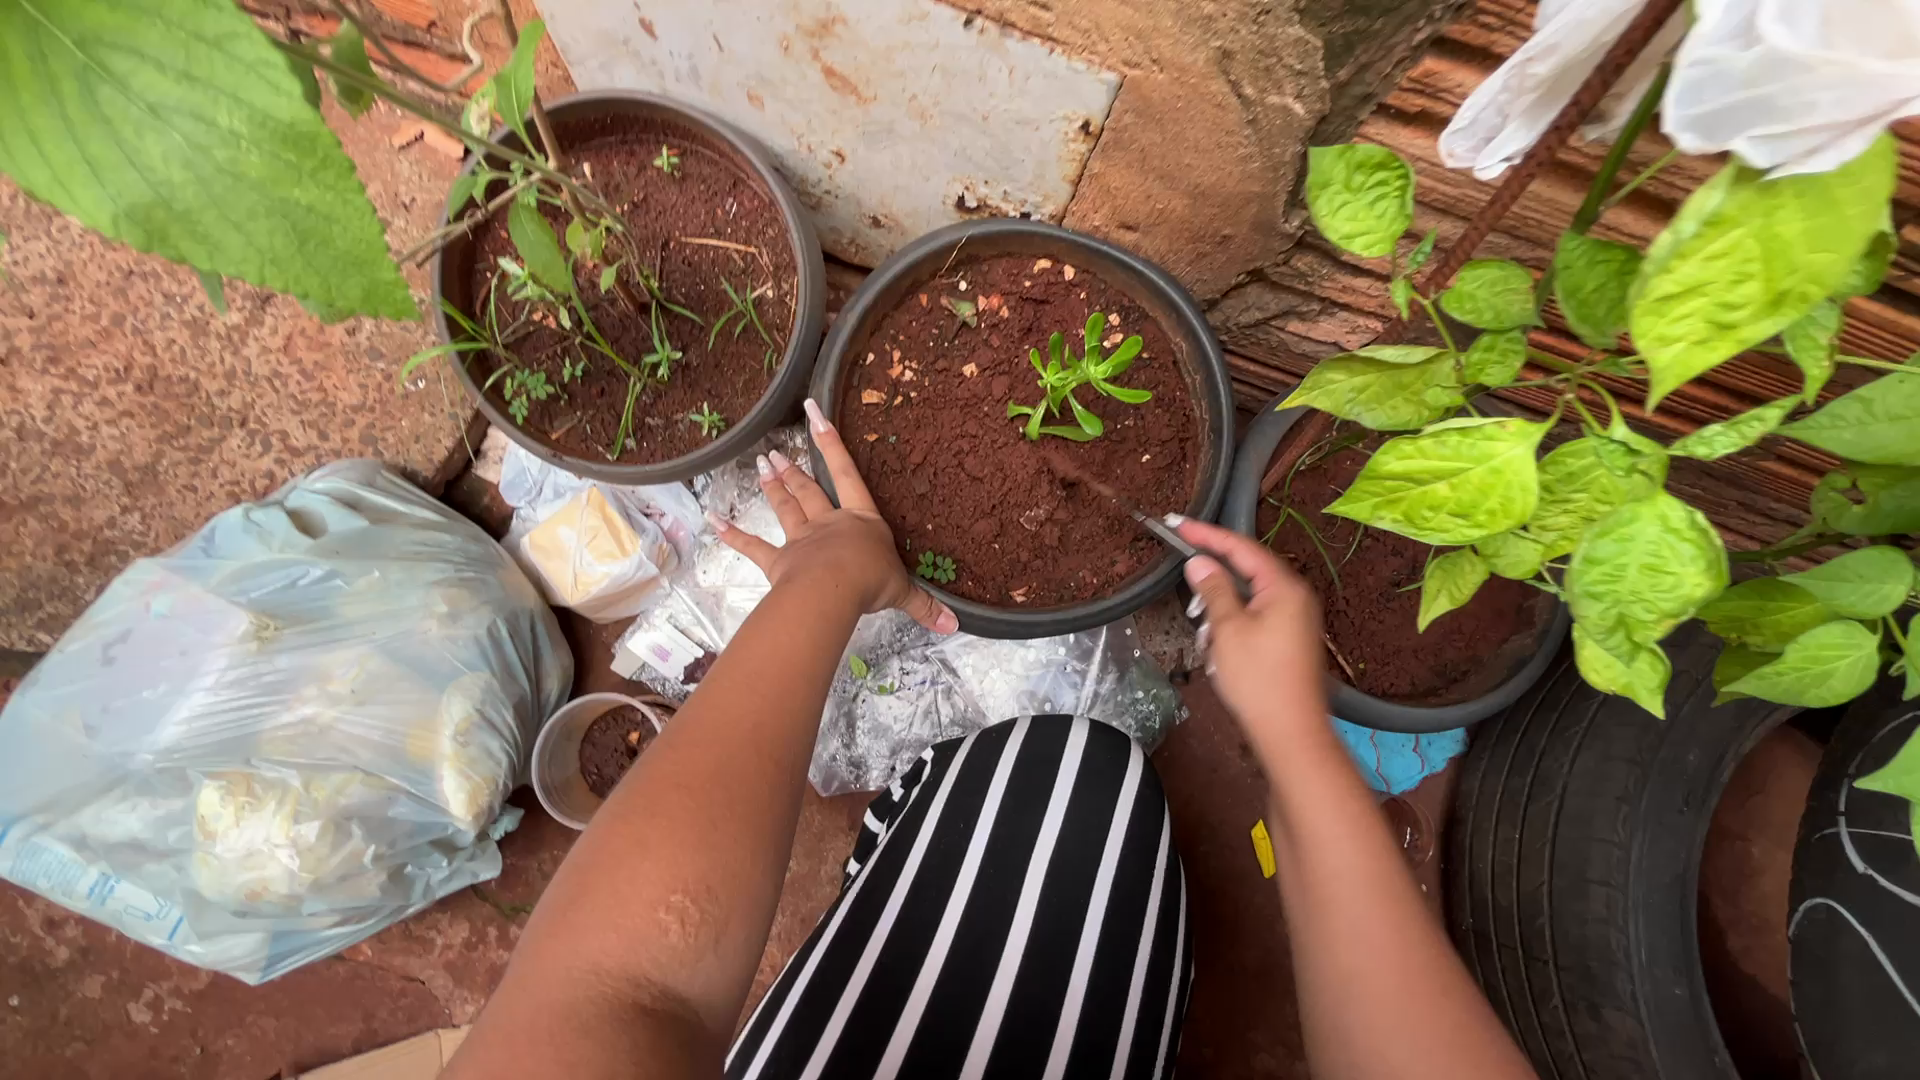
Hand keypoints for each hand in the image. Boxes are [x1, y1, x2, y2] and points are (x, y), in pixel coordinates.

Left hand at [712, 398, 958, 633]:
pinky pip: (753, 547)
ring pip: (786, 509)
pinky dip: (732, 534)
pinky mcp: (780, 562)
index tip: (814, 415)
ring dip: (774, 488)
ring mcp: (802, 541)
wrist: (835, 591)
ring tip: (761, 466)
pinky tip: (712, 519)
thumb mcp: (903, 592)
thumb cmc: (871, 582)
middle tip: (776, 451)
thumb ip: (924, 605)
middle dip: (795, 469)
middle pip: (810, 491)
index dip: (832, 444)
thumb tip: (953, 625)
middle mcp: (830, 524)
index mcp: (862, 522)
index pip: (848, 476)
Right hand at [1173, 518, 1328, 753]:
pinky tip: (1217, 644)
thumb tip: (1200, 563)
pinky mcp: (1288, 638)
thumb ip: (1214, 590)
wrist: (1290, 731)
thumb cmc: (1258, 678)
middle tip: (1186, 578)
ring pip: (1248, 596)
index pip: (1241, 548)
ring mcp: (1294, 619)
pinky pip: (1254, 617)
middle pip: (1247, 570)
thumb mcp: (1227, 629)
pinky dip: (1231, 623)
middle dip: (1214, 577)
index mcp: (1284, 587)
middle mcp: (1294, 597)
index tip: (1179, 524)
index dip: (1208, 535)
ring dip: (1221, 607)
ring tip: (1203, 630)